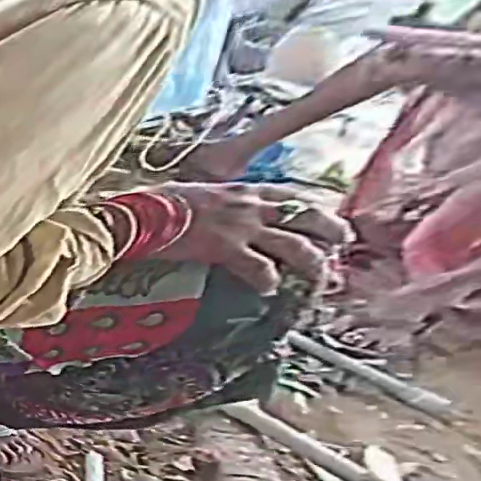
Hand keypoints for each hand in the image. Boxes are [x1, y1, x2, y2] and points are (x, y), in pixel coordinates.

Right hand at [153, 183, 350, 292]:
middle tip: (340, 244)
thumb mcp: (186, 192)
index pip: (291, 194)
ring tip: (319, 277)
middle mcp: (251, 206)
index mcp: (242, 190)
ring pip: (295, 244)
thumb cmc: (153, 203)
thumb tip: (195, 208)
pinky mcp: (226, 249)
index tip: (324, 215)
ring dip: (312, 262)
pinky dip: (267, 280)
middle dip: (332, 230)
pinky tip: (269, 290)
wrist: (139, 216)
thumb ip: (204, 200)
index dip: (313, 206)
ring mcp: (241, 228)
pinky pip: (258, 267)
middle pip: (308, 216)